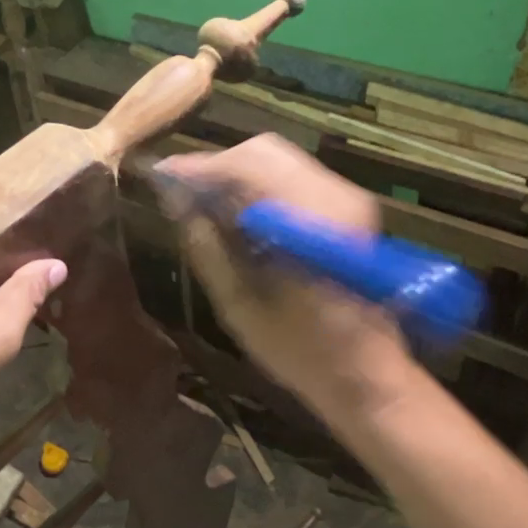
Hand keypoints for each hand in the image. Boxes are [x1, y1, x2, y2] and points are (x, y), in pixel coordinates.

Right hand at [160, 134, 425, 416]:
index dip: (198, 168)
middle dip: (217, 166)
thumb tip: (178, 203)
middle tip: (181, 191)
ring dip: (236, 173)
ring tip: (202, 200)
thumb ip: (208, 247)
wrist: (367, 375)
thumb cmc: (301, 352)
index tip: (160, 176)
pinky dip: (257, 183)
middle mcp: (333, 196)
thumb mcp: (239, 306)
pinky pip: (291, 175)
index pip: (245, 167)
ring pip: (276, 159)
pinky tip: (235, 209)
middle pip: (262, 152)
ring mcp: (345, 198)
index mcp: (308, 222)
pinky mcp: (347, 206)